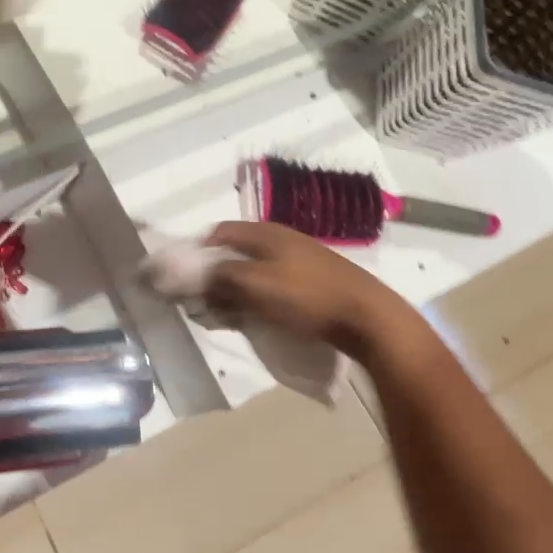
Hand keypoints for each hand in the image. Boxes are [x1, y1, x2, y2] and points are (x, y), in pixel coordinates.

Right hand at [204, 221, 406, 353]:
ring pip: (251, 273)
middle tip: (202, 303)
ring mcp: (298, 261)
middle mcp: (280, 240)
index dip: (196, 254)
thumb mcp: (254, 284)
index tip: (183, 280)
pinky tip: (254, 320)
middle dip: (212, 277)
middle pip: (233, 254)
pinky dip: (255, 300)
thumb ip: (218, 276)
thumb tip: (192, 277)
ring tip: (225, 316)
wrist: (369, 319)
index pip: (217, 233)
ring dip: (233, 292)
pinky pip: (270, 287)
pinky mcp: (310, 284)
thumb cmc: (307, 296)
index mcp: (265, 232)